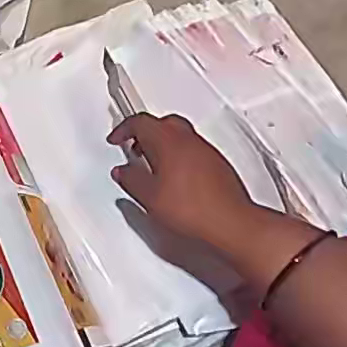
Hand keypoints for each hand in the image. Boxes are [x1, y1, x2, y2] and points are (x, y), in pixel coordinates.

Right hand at [107, 114, 263, 251]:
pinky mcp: (217, 164)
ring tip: (150, 164)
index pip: (140, 122)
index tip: (116, 138)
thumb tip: (122, 171)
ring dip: (162, 143)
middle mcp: (188, 140)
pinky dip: (178, 154)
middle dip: (144, 132)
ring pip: (179, 134)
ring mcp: (206, 150)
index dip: (124, 128)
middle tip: (133, 146)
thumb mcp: (149, 197)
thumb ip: (131, 179)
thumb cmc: (194, 209)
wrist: (230, 223)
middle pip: (162, 122)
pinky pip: (193, 149)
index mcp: (168, 141)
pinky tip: (173, 176)